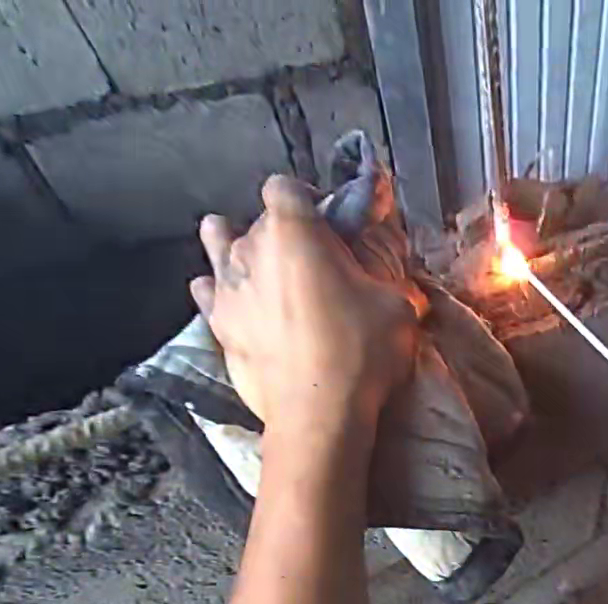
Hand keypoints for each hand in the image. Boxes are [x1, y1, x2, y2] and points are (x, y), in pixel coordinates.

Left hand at [192, 175, 417, 430]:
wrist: (319, 413)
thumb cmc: (361, 352)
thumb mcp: (399, 308)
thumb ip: (386, 279)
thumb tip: (384, 278)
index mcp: (293, 230)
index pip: (288, 186)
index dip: (311, 202)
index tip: (333, 228)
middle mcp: (248, 246)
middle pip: (259, 219)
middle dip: (287, 235)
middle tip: (317, 266)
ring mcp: (226, 285)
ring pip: (217, 241)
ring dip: (240, 249)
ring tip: (267, 274)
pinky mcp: (216, 323)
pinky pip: (208, 290)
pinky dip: (224, 291)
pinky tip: (245, 305)